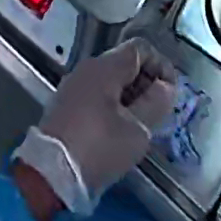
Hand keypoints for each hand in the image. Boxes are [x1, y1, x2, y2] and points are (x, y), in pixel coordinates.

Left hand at [13, 39, 176, 214]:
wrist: (49, 173)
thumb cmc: (98, 147)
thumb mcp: (136, 130)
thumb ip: (155, 103)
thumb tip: (165, 86)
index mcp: (105, 67)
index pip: (140, 48)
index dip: (161, 65)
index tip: (171, 92)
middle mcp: (87, 67)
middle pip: (125, 62)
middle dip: (147, 81)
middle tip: (160, 110)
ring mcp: (74, 84)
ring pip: (111, 79)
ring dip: (131, 95)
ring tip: (143, 122)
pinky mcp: (66, 102)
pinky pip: (97, 92)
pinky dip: (114, 103)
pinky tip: (120, 128)